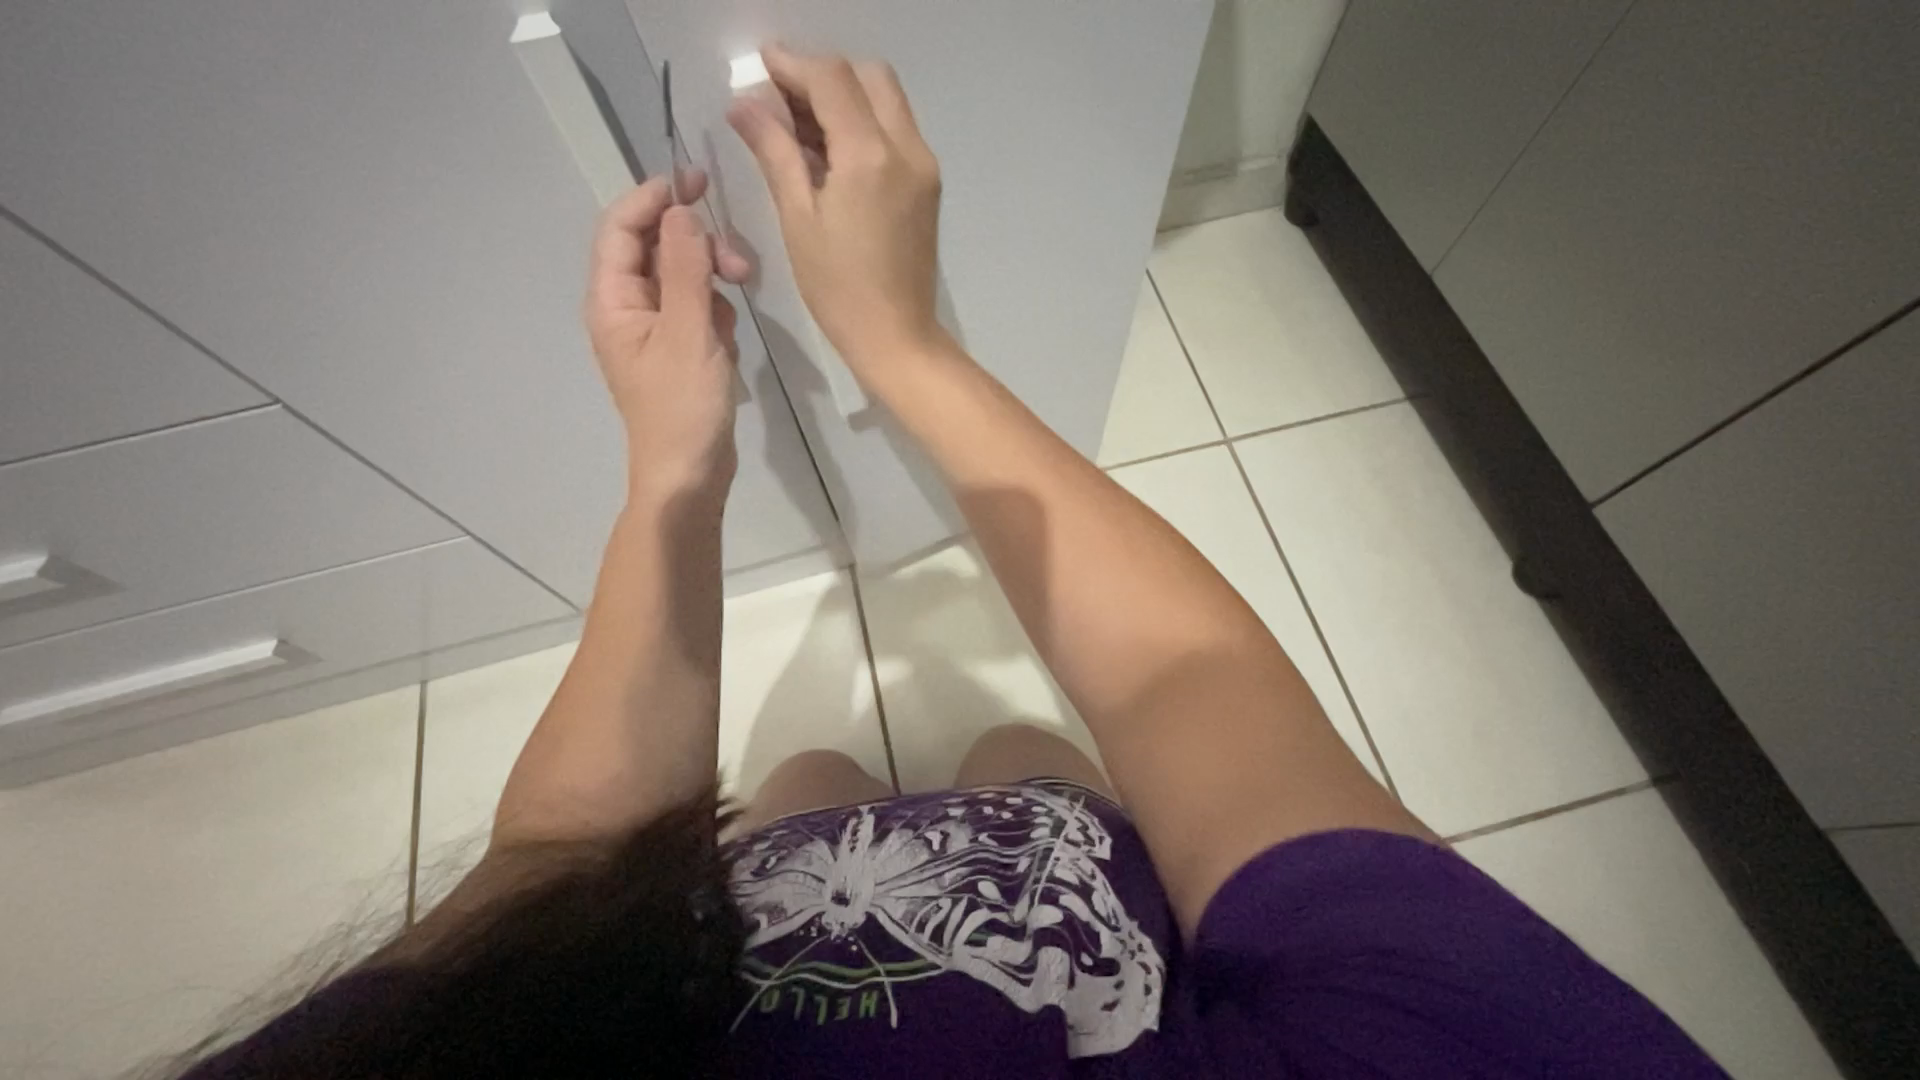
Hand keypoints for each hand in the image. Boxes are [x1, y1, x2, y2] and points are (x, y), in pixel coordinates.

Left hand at [585, 173, 751, 503]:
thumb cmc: (684, 408)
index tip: (698, 182)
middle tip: (739, 262)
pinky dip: (717, 315)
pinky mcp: (679, 353)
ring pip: (683, 280)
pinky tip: (730, 342)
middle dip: (699, 246)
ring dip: (714, 280)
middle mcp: (627, 310)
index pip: (622, 227)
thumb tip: (682, 212)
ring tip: (743, 296)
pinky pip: (698, 312)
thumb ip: (687, 268)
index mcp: (613, 301)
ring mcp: (654, 333)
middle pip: (657, 250)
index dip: (655, 197)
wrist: (689, 476)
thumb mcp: (690, 332)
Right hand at [727, 45, 944, 370]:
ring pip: (886, 100)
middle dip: (822, 76)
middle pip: (867, 76)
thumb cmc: (839, 289)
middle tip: (780, 100)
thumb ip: (775, 152)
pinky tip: (829, 152)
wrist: (897, 336)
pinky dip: (863, 124)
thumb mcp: (798, 219)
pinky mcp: (927, 186)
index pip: (832, 79)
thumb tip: (745, 105)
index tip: (760, 69)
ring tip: (798, 127)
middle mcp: (907, 149)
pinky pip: (895, 131)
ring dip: (844, 97)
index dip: (792, 65)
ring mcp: (923, 167)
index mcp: (871, 156)